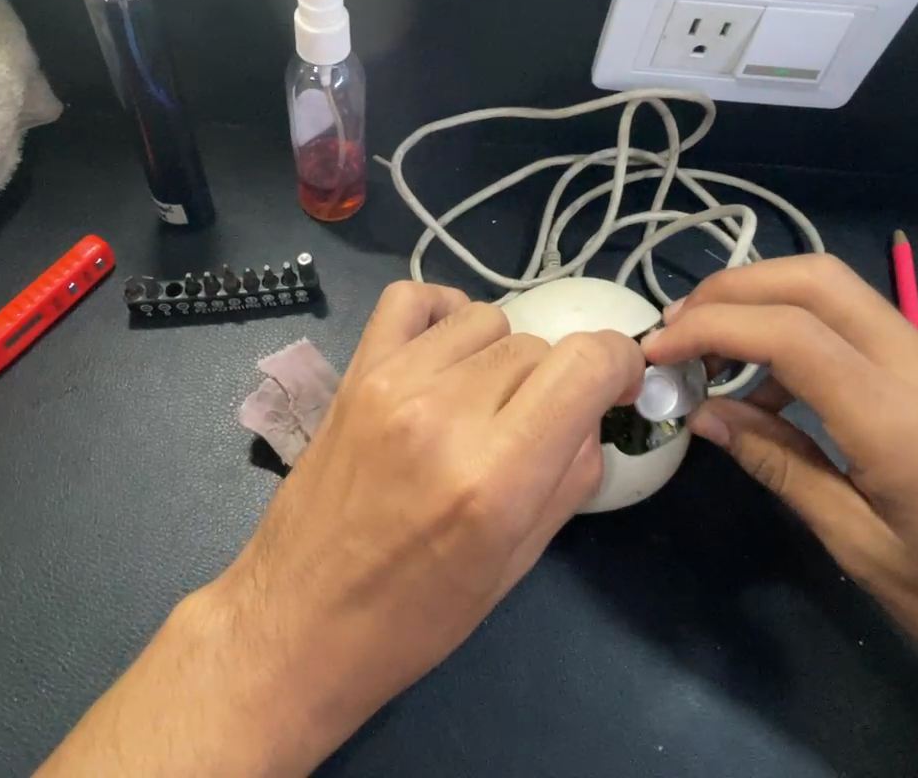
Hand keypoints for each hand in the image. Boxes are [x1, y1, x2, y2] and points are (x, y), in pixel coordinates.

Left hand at [39, 282, 643, 777]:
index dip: (619, 364)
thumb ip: (571, 475)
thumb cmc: (417, 615)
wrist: (298, 620)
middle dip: (553, 383)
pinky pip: (413, 298)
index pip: (588, 362)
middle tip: (530, 427)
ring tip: (481, 401)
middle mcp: (447, 413)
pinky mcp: (354, 372)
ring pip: (487, 319)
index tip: (613, 386)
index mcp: (499, 476)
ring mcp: (393, 383)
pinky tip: (444, 355)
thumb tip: (590, 412)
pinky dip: (443, 314)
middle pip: (539, 347)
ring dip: (501, 356)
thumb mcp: (519, 563)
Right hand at [644, 254, 917, 777]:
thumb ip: (781, 467)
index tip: (654, 351)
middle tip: (678, 330)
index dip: (708, 327)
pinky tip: (776, 390)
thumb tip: (705, 416)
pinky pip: (862, 330)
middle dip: (733, 287)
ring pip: (839, 294)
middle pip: (815, 278)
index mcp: (901, 418)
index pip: (787, 331)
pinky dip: (802, 335)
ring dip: (766, 305)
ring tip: (712, 359)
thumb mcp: (865, 550)